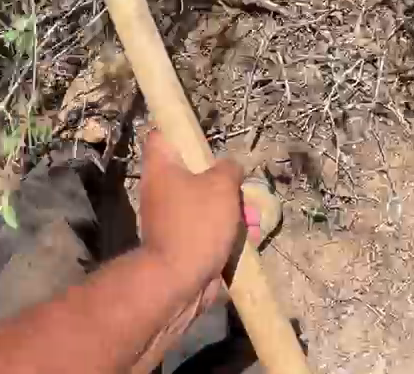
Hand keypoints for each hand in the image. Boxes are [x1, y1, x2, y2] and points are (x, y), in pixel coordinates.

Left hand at [125, 130, 252, 373]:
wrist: (178, 281)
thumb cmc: (196, 223)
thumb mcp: (221, 186)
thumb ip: (229, 168)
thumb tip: (230, 167)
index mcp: (161, 165)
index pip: (162, 135)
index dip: (181, 132)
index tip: (204, 138)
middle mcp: (161, 187)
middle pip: (194, 172)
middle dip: (224, 182)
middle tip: (242, 190)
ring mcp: (170, 216)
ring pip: (205, 202)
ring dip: (231, 210)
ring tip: (252, 220)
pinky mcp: (182, 241)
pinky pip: (207, 228)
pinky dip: (226, 232)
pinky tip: (249, 239)